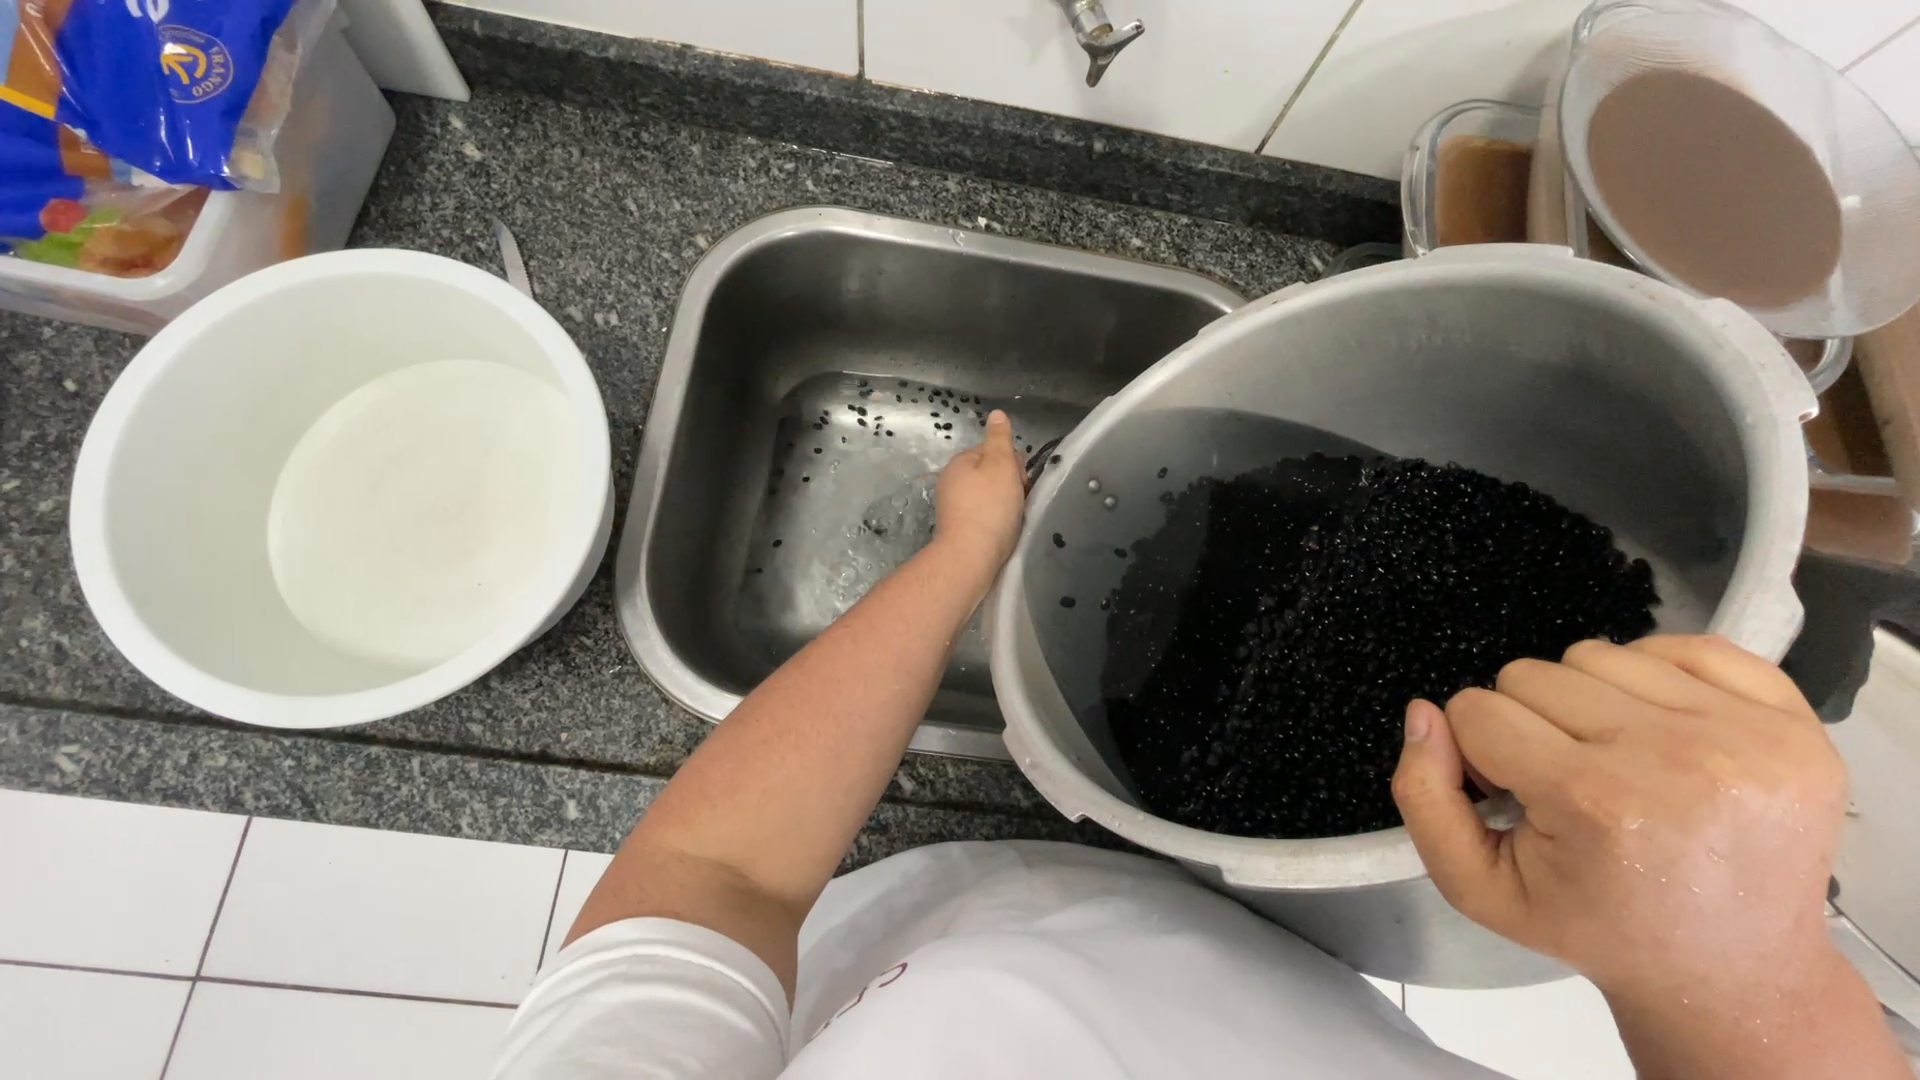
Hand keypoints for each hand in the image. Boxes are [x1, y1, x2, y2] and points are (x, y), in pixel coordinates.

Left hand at [931, 409, 1026, 573]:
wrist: (970, 556)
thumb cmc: (990, 508)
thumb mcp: (1001, 465)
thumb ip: (1000, 439)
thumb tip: (996, 414)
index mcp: (960, 462)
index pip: (993, 451)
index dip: (1013, 463)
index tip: (1021, 480)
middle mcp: (951, 481)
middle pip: (990, 474)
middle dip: (1008, 484)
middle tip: (1017, 501)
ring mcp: (952, 506)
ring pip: (987, 496)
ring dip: (1003, 504)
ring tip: (1012, 518)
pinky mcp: (957, 528)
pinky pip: (982, 515)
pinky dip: (994, 520)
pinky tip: (1002, 531)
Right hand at [1391, 635, 1844, 998]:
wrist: (1732, 967)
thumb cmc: (1593, 924)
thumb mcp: (1473, 883)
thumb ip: (1422, 794)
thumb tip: (1423, 712)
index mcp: (1597, 801)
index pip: (1475, 711)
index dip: (1476, 752)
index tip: (1512, 795)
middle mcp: (1677, 757)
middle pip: (1529, 673)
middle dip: (1524, 722)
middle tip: (1560, 780)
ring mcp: (1746, 735)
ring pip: (1595, 653)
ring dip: (1582, 698)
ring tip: (1609, 756)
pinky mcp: (1793, 720)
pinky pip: (1687, 646)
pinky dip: (1654, 676)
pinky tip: (1659, 730)